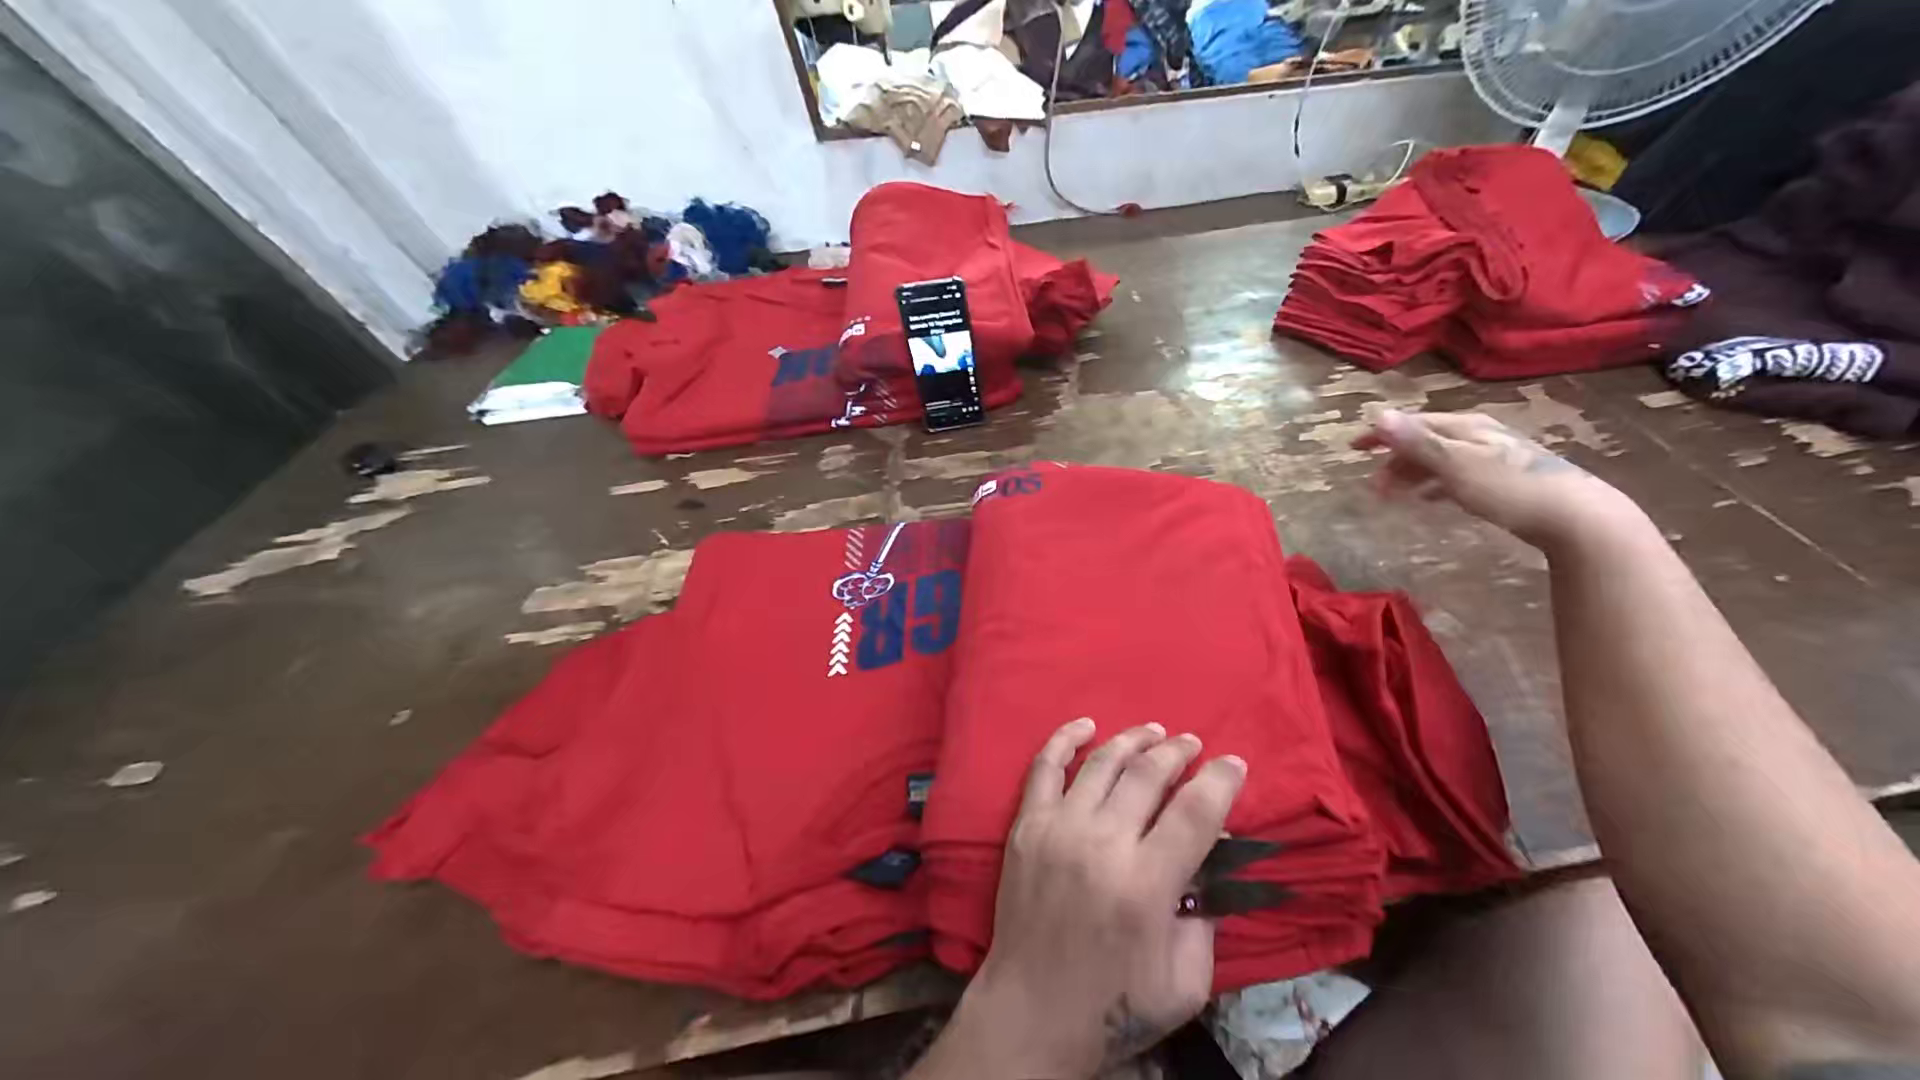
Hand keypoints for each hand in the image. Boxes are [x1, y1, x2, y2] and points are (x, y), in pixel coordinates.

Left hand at [915, 718, 1247, 1079]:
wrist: (1032, 1011)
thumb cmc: (1115, 1005)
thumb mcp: (1186, 980)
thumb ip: (1206, 914)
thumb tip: (1213, 849)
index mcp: (1146, 885)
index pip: (1195, 812)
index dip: (1221, 780)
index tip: (1234, 763)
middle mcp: (1101, 844)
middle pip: (1148, 775)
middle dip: (1179, 753)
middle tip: (1193, 744)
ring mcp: (1058, 828)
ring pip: (1102, 763)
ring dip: (1133, 740)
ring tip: (1155, 731)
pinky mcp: (1026, 826)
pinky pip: (1044, 768)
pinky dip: (1065, 739)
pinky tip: (1085, 726)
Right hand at [1354, 409, 1644, 550]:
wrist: (1575, 516)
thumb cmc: (1508, 488)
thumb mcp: (1455, 464)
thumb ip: (1416, 441)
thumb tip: (1378, 415)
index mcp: (1465, 427)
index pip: (1413, 423)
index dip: (1381, 434)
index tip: (1353, 449)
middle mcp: (1478, 435)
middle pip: (1425, 440)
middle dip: (1394, 459)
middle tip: (1374, 485)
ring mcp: (1493, 456)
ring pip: (1439, 459)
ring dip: (1412, 474)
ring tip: (1395, 495)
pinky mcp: (1503, 479)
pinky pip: (1455, 475)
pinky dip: (1434, 484)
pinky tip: (1430, 499)